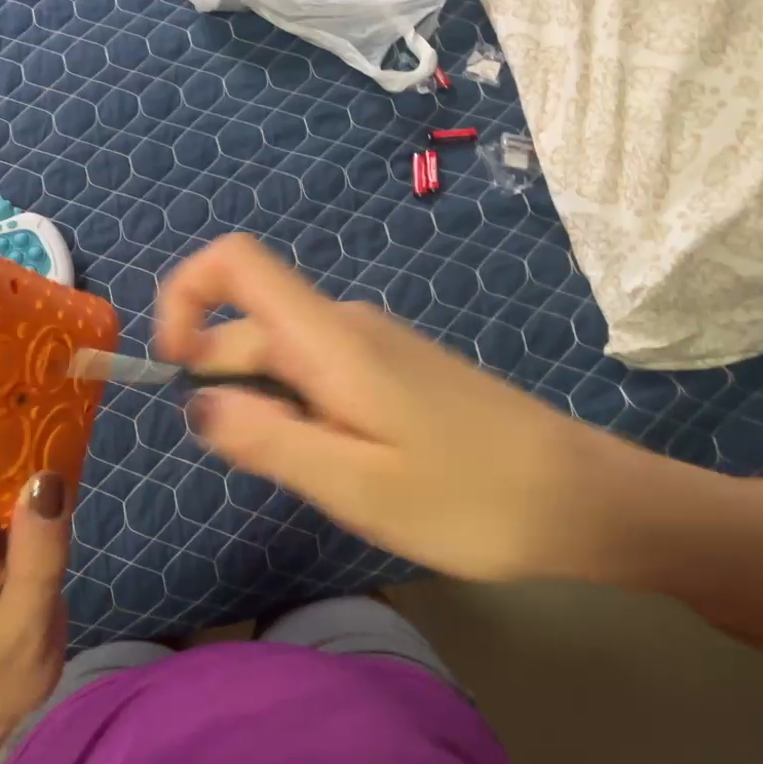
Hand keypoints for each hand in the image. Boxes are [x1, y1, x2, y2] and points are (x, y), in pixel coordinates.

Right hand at [154, 234, 632, 582]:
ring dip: (262, 406)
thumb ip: (265, 438)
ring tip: (308, 474)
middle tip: (258, 464)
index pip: (235, 262)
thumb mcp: (354, 484)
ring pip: (281, 357)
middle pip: (248, 324)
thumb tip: (194, 403)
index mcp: (328, 338)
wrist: (588, 500)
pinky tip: (337, 463)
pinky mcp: (390, 367)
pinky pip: (315, 373)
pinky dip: (296, 409)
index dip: (185, 295)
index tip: (175, 366)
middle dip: (220, 383)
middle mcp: (343, 324)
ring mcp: (371, 343)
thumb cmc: (471, 498)